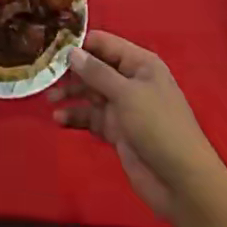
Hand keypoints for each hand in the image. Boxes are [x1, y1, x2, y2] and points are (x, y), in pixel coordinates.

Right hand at [50, 30, 221, 218]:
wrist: (182, 183)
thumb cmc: (159, 127)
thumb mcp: (127, 94)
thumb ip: (97, 73)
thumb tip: (71, 52)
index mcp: (139, 64)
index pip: (104, 44)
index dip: (80, 43)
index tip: (52, 45)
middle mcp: (130, 81)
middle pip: (94, 68)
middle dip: (71, 71)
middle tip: (45, 73)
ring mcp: (123, 107)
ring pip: (90, 94)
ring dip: (70, 95)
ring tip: (49, 100)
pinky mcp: (117, 131)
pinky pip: (92, 118)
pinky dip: (76, 117)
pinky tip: (59, 121)